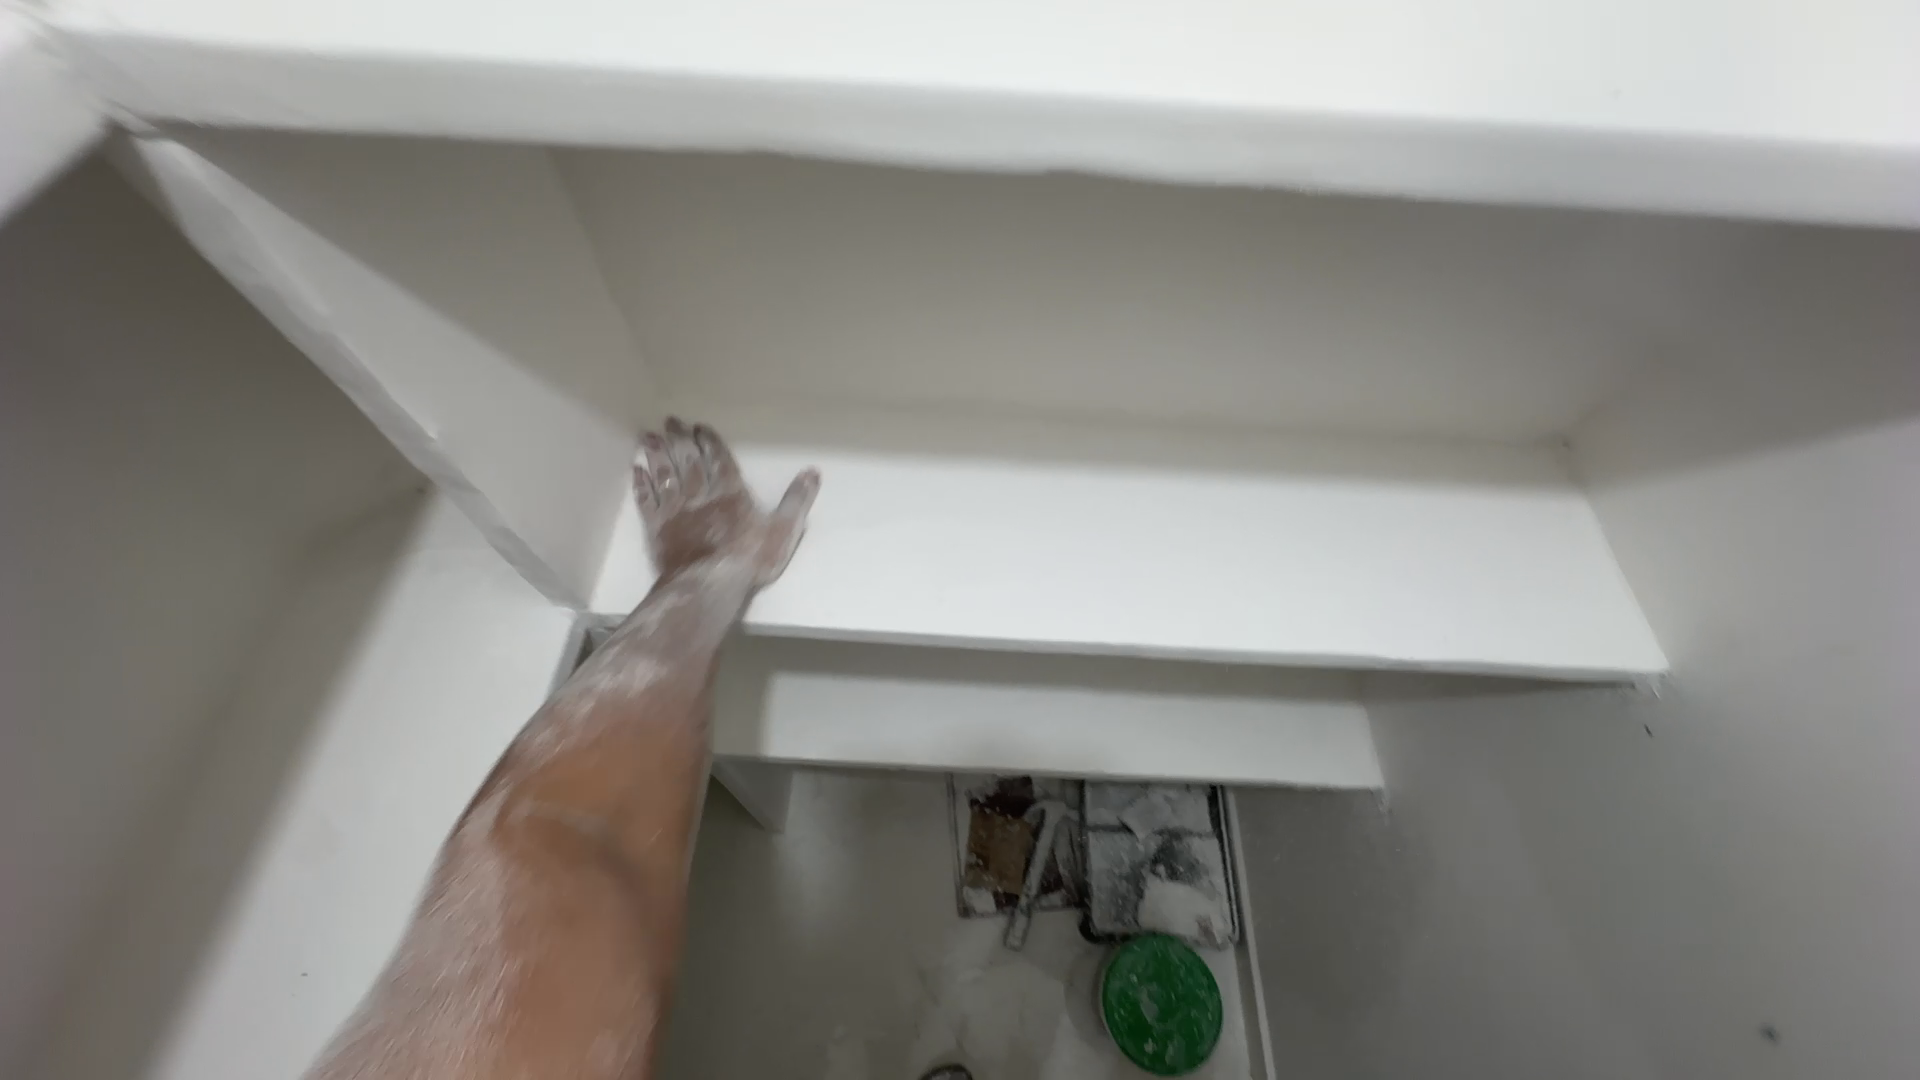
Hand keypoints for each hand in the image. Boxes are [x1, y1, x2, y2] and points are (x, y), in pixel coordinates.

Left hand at [633, 419, 819, 586]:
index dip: (709, 442)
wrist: (708, 585)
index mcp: (731, 492)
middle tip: (670, 421)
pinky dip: (641, 485)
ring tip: (648, 436)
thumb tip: (813, 472)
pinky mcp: (657, 528)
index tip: (699, 426)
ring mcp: (675, 510)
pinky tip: (636, 472)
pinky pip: (646, 501)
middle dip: (680, 439)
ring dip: (657, 454)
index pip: (719, 459)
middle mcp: (700, 494)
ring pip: (664, 475)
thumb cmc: (749, 559)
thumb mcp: (783, 530)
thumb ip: (796, 500)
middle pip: (688, 460)